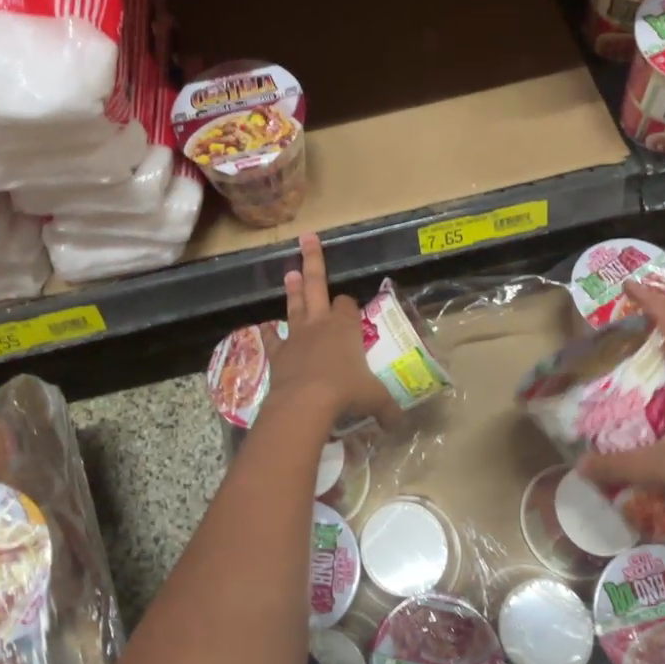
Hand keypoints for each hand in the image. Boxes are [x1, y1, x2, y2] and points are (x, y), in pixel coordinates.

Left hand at [262, 234, 398, 427]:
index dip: (348, 304)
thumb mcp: (374, 400)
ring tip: (289, 272)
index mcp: (346, 328)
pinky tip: (265, 327)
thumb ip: (387, 409)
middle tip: (307, 238)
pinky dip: (269, 332)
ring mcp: (296, 336)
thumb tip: (399, 424)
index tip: (350, 308)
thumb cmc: (345, 393)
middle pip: (316, 285)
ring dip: (292, 289)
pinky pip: (273, 339)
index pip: (347, 304)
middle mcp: (320, 324)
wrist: (305, 402)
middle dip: (313, 261)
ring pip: (294, 305)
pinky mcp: (278, 354)